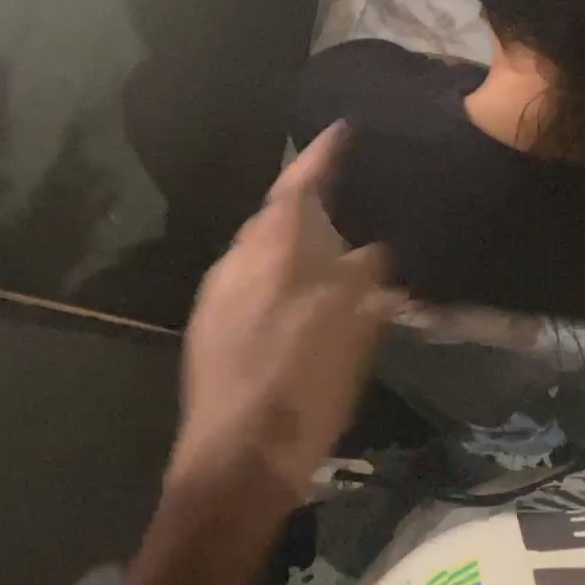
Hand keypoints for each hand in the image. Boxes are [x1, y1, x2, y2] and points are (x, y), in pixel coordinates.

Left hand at [171, 123, 396, 498]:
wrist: (235, 457)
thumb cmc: (305, 378)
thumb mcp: (357, 318)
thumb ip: (368, 271)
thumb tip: (375, 248)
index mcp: (277, 241)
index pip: (303, 177)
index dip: (327, 150)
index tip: (346, 126)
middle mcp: (241, 253)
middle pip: (280, 209)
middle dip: (313, 198)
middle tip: (352, 196)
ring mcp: (218, 289)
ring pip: (264, 246)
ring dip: (296, 239)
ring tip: (334, 247)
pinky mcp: (209, 325)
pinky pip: (252, 277)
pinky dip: (280, 272)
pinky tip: (301, 296)